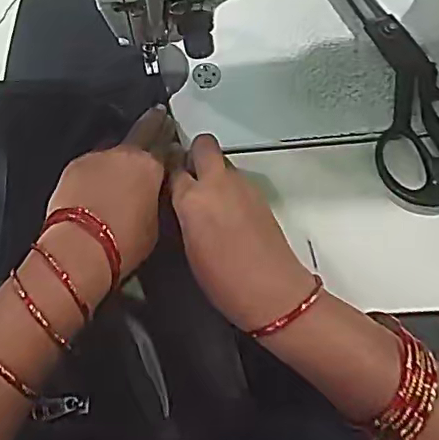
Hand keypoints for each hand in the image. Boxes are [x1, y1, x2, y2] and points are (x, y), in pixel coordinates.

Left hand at [45, 107, 172, 277]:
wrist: (80, 244)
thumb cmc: (123, 241)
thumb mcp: (154, 225)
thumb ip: (156, 199)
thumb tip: (152, 194)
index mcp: (150, 166)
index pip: (166, 146)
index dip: (171, 142)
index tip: (174, 141)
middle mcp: (124, 154)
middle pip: (142, 130)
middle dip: (153, 121)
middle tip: (158, 114)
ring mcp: (97, 157)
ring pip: (113, 148)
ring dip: (119, 154)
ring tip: (122, 166)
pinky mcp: (74, 166)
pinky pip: (91, 163)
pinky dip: (96, 170)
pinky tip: (96, 183)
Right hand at [171, 134, 317, 330]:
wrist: (274, 294)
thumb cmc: (223, 280)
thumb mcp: (187, 247)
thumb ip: (182, 213)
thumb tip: (179, 200)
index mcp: (192, 198)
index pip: (172, 166)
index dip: (168, 170)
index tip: (165, 177)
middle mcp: (217, 183)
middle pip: (203, 145)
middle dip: (194, 152)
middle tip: (188, 174)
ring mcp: (242, 186)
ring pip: (222, 162)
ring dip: (213, 172)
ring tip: (209, 200)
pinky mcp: (260, 196)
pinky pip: (237, 180)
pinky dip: (229, 188)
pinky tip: (228, 213)